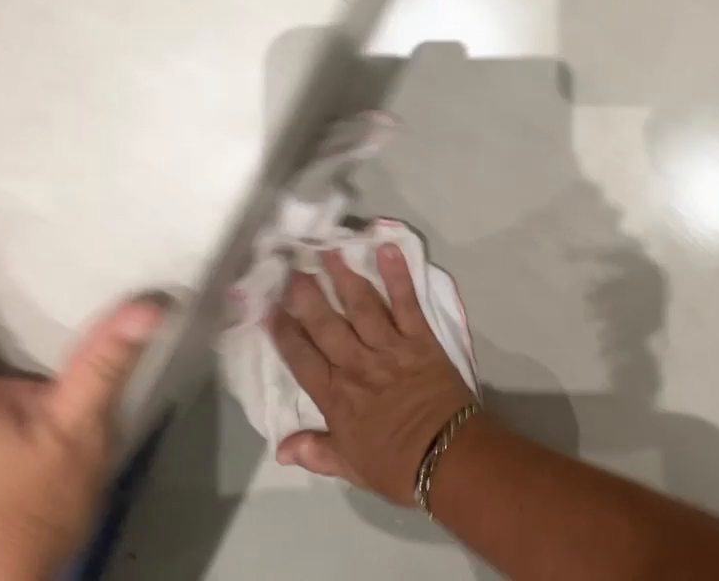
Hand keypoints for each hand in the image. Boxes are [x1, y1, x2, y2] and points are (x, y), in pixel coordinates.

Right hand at [267, 245, 476, 505]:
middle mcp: (358, 365)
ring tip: (330, 250)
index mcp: (337, 397)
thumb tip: (282, 448)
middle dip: (307, 294)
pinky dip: (398, 275)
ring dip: (345, 276)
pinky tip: (387, 250)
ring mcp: (390, 347)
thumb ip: (316, 451)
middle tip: (292, 266)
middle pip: (326, 324)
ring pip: (361, 305)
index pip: (302, 358)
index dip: (284, 333)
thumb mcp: (351, 467)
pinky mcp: (420, 338)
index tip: (268, 307)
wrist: (450, 458)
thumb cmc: (398, 466)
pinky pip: (406, 302)